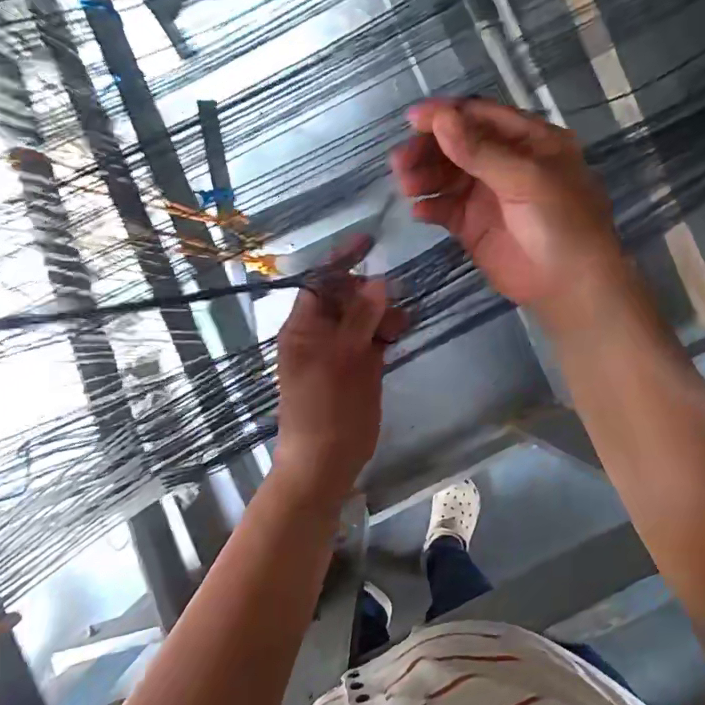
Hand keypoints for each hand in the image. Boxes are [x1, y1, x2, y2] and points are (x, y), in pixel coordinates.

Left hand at [273, 240, 408, 500]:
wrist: (325, 463)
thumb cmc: (327, 410)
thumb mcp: (344, 360)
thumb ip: (360, 319)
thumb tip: (377, 281)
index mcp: (301, 329)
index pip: (320, 282)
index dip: (341, 261)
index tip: (369, 242)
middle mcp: (317, 336)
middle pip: (344, 298)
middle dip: (370, 293)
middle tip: (395, 304)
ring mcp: (337, 353)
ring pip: (361, 318)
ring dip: (382, 314)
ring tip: (402, 325)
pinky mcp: (356, 370)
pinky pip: (370, 340)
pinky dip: (385, 333)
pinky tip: (400, 333)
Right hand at [391, 98, 625, 320]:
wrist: (571, 287)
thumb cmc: (561, 223)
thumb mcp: (526, 179)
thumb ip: (480, 151)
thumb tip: (440, 119)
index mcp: (529, 141)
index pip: (481, 116)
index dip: (446, 115)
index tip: (412, 120)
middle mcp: (506, 163)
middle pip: (457, 145)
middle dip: (428, 150)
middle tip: (400, 161)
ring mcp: (488, 195)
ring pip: (447, 176)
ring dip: (424, 176)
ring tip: (406, 185)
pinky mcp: (473, 226)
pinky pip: (445, 209)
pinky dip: (430, 207)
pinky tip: (418, 211)